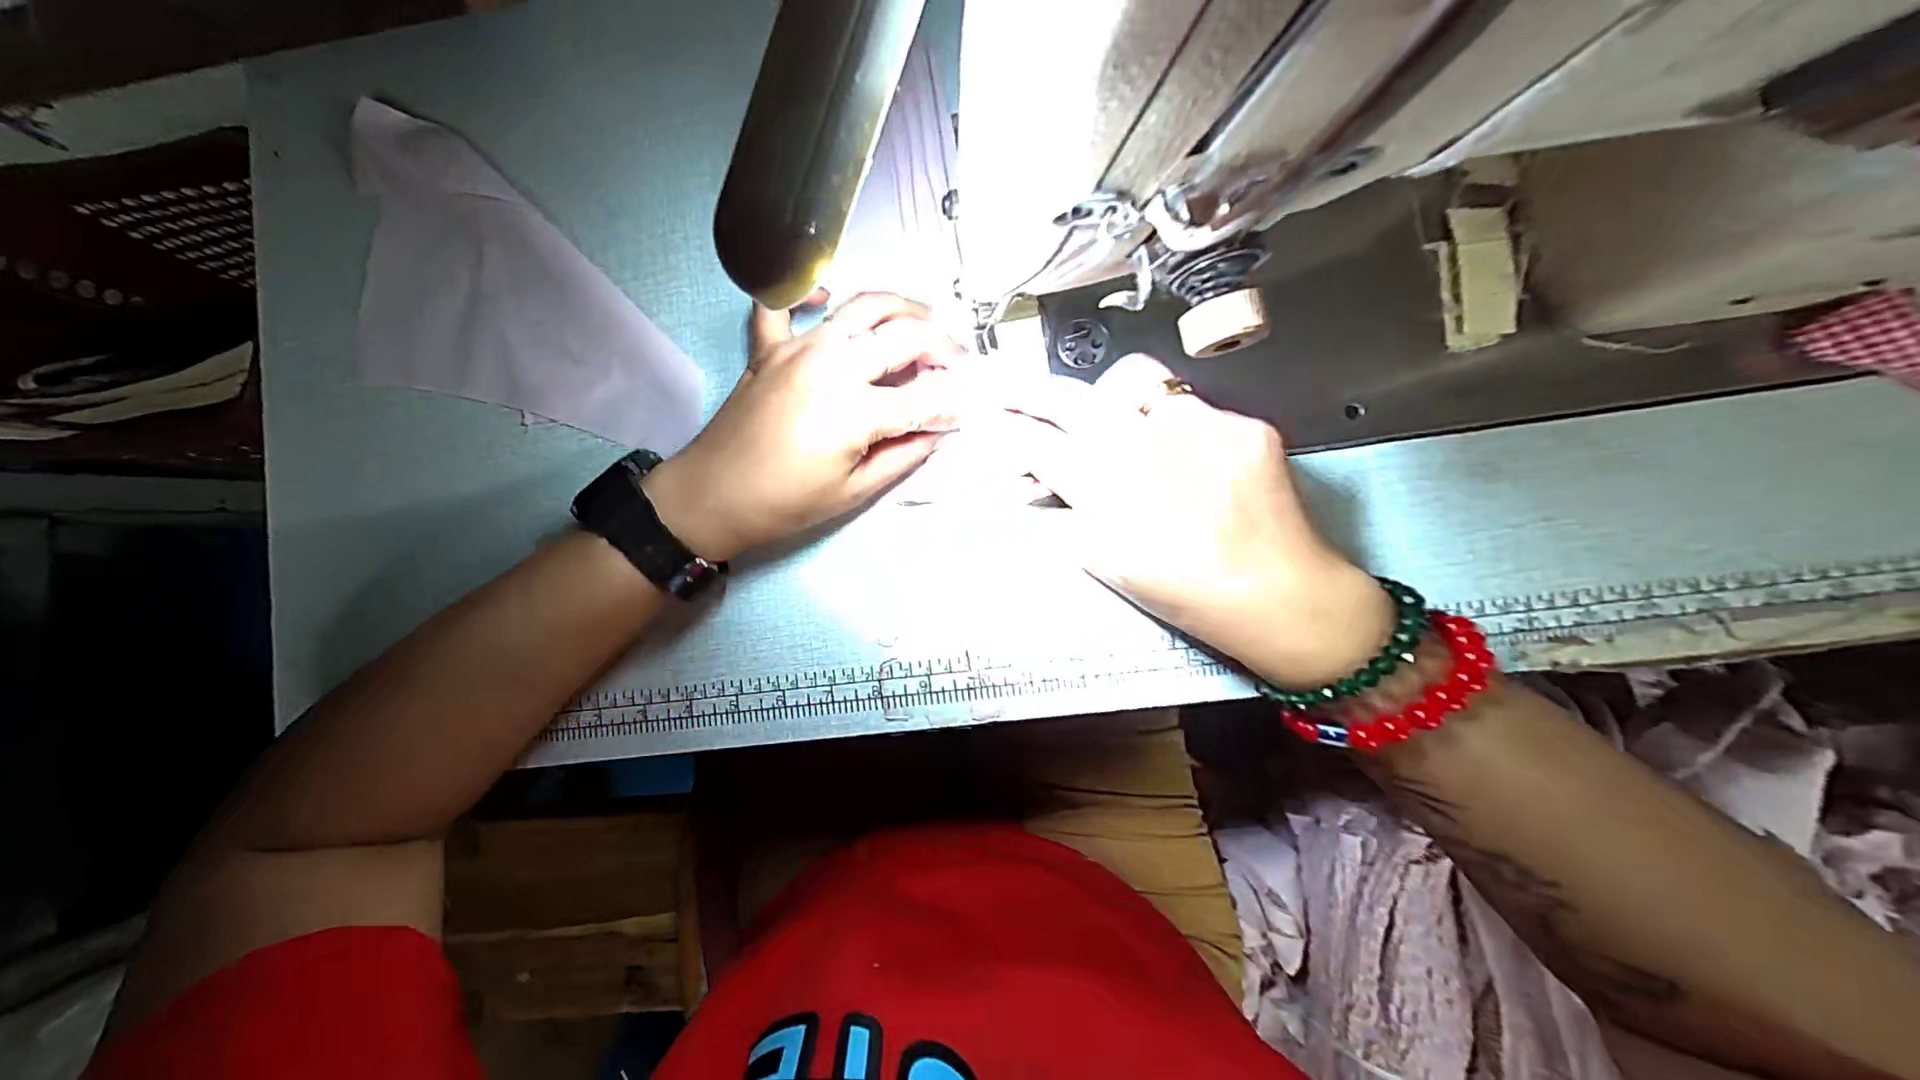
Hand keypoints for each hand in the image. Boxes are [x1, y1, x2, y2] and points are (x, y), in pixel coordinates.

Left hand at [641, 291, 968, 560]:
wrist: (712, 496)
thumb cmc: (785, 504)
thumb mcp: (853, 492)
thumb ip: (902, 456)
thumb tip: (937, 431)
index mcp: (855, 412)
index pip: (923, 396)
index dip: (951, 402)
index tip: (966, 408)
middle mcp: (832, 366)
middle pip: (904, 338)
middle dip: (943, 348)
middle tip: (960, 361)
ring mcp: (798, 348)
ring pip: (861, 306)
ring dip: (901, 307)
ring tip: (924, 318)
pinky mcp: (769, 347)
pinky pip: (782, 303)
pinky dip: (803, 290)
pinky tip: (824, 294)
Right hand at [1004, 354, 1392, 687]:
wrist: (1280, 594)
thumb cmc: (1186, 593)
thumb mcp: (1108, 564)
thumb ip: (1065, 520)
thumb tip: (1035, 488)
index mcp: (1105, 489)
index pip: (1035, 443)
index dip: (1003, 429)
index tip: (985, 419)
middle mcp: (1143, 445)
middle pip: (1069, 398)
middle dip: (1029, 390)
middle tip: (1009, 390)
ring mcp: (1196, 425)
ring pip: (1134, 382)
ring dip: (1107, 396)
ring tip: (1108, 420)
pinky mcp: (1240, 422)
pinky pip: (1192, 407)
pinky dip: (1175, 426)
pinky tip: (1186, 457)